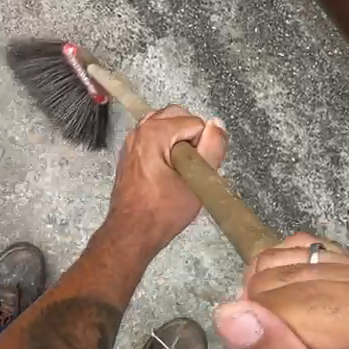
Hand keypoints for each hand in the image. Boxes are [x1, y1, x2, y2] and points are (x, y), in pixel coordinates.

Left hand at [97, 105, 226, 255]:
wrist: (133, 231)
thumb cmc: (161, 211)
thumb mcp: (198, 180)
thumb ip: (212, 147)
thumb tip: (217, 124)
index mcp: (154, 132)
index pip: (196, 123)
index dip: (204, 146)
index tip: (197, 168)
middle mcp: (140, 131)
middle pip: (179, 117)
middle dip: (192, 138)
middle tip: (193, 167)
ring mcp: (132, 141)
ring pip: (166, 126)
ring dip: (180, 142)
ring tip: (182, 170)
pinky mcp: (131, 153)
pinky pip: (155, 138)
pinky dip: (166, 147)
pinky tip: (169, 172)